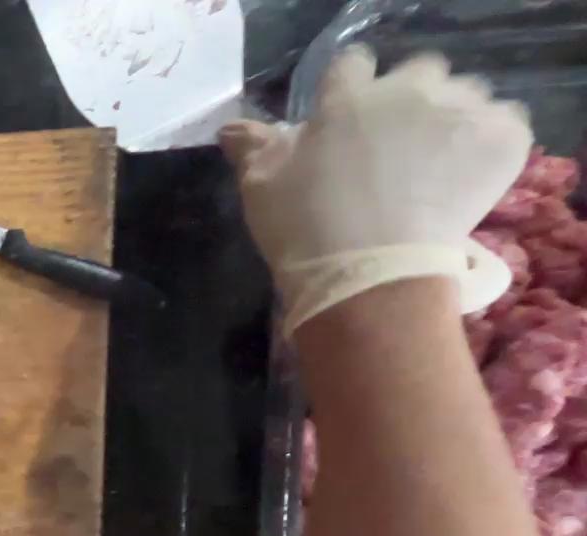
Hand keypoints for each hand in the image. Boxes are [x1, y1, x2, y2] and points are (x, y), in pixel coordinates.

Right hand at [220, 48, 531, 331]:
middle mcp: (411, 90)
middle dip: (401, 101)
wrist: (366, 269)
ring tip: (421, 167)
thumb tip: (231, 128)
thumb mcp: (259, 188)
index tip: (334, 120)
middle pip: (415, 74)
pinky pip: (498, 124)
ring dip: (442, 121)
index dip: (341, 91)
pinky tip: (451, 179)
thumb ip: (251, 147)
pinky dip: (477, 145)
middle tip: (382, 146)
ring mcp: (465, 109)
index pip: (349, 66)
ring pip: (460, 98)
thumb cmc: (300, 226)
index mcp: (347, 100)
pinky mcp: (505, 135)